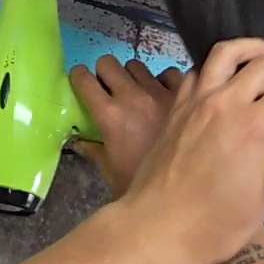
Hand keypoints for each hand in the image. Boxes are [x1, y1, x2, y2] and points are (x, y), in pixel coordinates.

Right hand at [69, 56, 184, 196]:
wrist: (184, 200)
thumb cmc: (142, 192)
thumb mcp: (111, 172)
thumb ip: (94, 151)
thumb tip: (80, 140)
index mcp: (110, 116)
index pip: (83, 78)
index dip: (79, 78)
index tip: (81, 84)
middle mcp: (133, 97)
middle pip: (108, 63)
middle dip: (105, 73)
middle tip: (109, 89)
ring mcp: (160, 94)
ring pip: (137, 65)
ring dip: (133, 77)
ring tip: (138, 93)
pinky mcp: (185, 96)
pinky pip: (169, 73)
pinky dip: (164, 82)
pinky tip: (164, 96)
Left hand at [113, 39, 263, 263]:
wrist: (160, 223)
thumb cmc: (216, 224)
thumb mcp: (263, 197)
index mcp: (256, 127)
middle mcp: (227, 102)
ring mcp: (197, 98)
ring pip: (225, 52)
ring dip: (252, 48)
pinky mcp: (177, 103)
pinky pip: (199, 71)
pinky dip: (217, 68)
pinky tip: (225, 79)